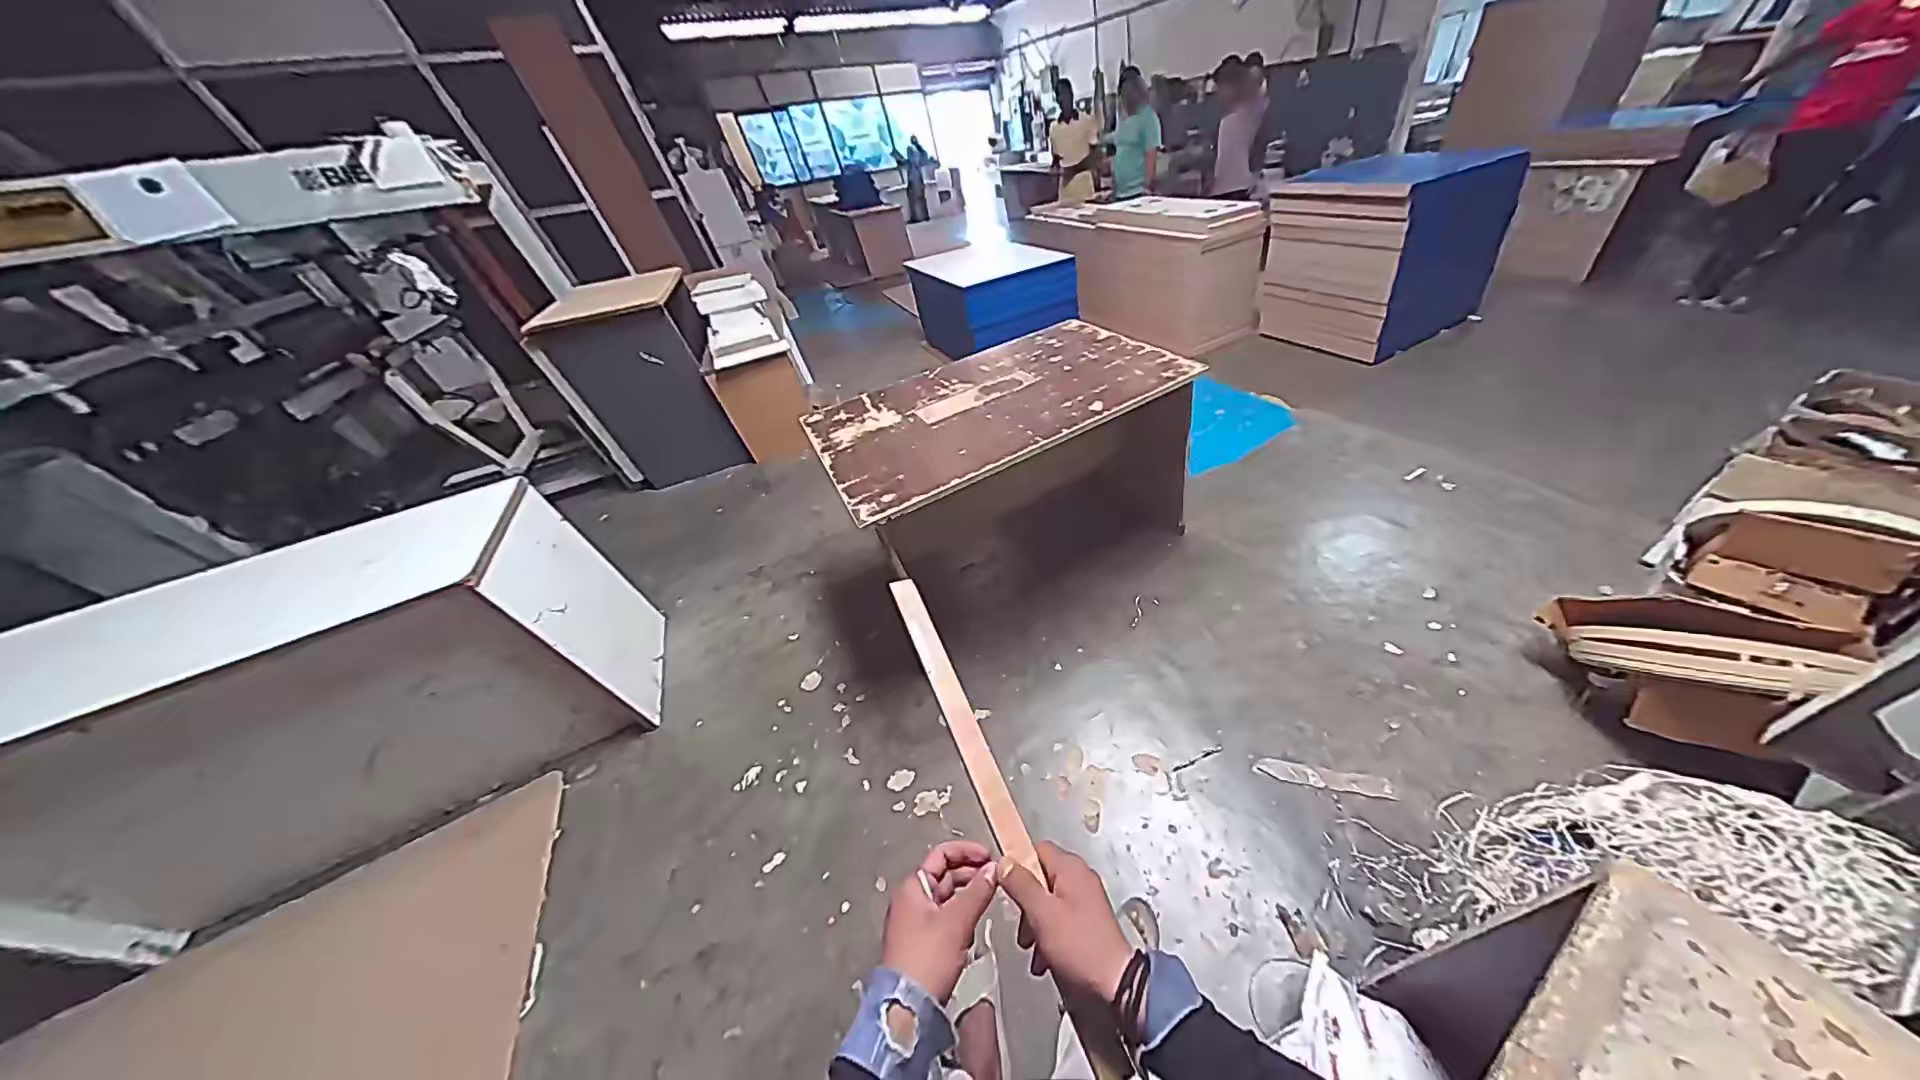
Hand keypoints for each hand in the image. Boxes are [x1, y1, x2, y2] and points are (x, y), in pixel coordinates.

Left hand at [880, 840, 1000, 1001]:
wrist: (907, 1007)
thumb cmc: (927, 959)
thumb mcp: (957, 921)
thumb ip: (978, 892)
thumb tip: (993, 869)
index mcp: (913, 886)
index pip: (941, 855)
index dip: (966, 852)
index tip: (989, 857)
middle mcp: (911, 899)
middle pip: (944, 875)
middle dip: (971, 873)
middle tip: (994, 877)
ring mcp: (915, 921)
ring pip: (946, 897)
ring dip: (968, 895)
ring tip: (989, 899)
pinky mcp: (921, 942)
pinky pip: (945, 917)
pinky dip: (961, 915)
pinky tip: (974, 925)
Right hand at [997, 842, 1133, 1004]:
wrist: (1116, 987)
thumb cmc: (1080, 947)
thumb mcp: (1041, 912)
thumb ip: (1020, 884)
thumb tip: (1005, 863)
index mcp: (1071, 868)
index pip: (1036, 850)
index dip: (1019, 866)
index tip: (1007, 888)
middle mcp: (1081, 878)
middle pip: (1040, 878)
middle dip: (1026, 904)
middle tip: (1023, 927)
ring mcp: (1087, 901)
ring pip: (1048, 902)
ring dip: (1035, 924)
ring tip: (1032, 949)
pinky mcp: (1089, 923)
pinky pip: (1061, 920)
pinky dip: (1049, 936)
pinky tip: (1045, 960)